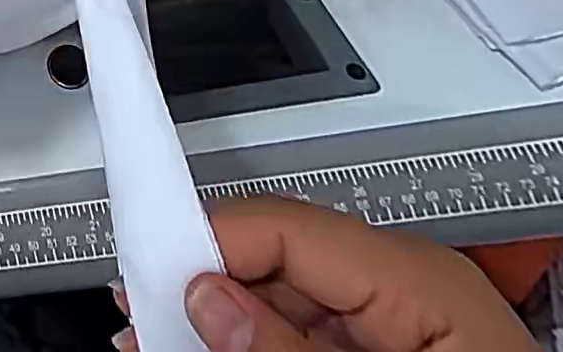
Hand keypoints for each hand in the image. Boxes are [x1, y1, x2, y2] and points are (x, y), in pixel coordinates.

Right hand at [118, 197, 537, 351]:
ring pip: (276, 290)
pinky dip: (250, 337)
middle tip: (144, 317)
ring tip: (161, 337)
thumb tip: (208, 298)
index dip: (210, 240)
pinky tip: (209, 346)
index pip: (283, 224)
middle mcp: (401, 282)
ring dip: (217, 316)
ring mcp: (391, 315)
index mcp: (418, 279)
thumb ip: (292, 351)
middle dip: (205, 284)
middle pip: (271, 254)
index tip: (153, 273)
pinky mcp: (379, 343)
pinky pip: (298, 322)